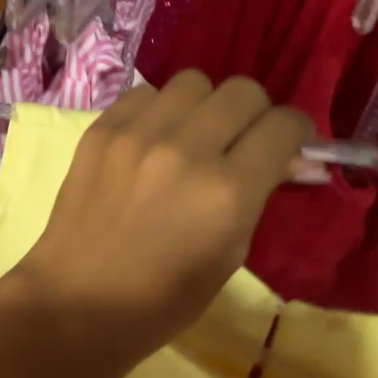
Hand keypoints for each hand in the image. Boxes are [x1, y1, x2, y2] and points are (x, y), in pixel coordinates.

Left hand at [9, 72, 313, 358]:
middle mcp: (185, 149)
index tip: (290, 142)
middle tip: (244, 137)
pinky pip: (145, 93)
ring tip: (194, 134)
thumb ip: (257, 196)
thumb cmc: (165, 296)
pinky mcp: (101, 127)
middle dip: (254, 112)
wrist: (81, 296)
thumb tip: (287, 158)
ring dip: (204, 104)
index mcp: (228, 192)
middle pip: (241, 91)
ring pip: (192, 81)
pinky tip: (152, 138)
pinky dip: (159, 109)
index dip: (295, 131)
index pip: (282, 125)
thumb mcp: (231, 254)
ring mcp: (137, 133)